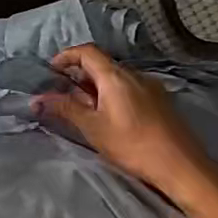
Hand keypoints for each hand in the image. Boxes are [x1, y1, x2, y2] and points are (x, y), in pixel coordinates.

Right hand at [34, 44, 217, 207]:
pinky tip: (108, 115)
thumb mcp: (93, 127)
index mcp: (116, 77)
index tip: (51, 71)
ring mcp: (150, 87)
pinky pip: (129, 88)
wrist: (180, 165)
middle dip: (78, 74)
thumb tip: (37, 100)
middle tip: (61, 94)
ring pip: (115, 77)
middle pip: (101, 64)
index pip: (87, 52)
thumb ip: (65, 109)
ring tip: (82, 108)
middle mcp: (135, 75)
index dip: (66, 56)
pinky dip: (111, 93)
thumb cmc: (132, 145)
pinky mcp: (159, 100)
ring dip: (95, 86)